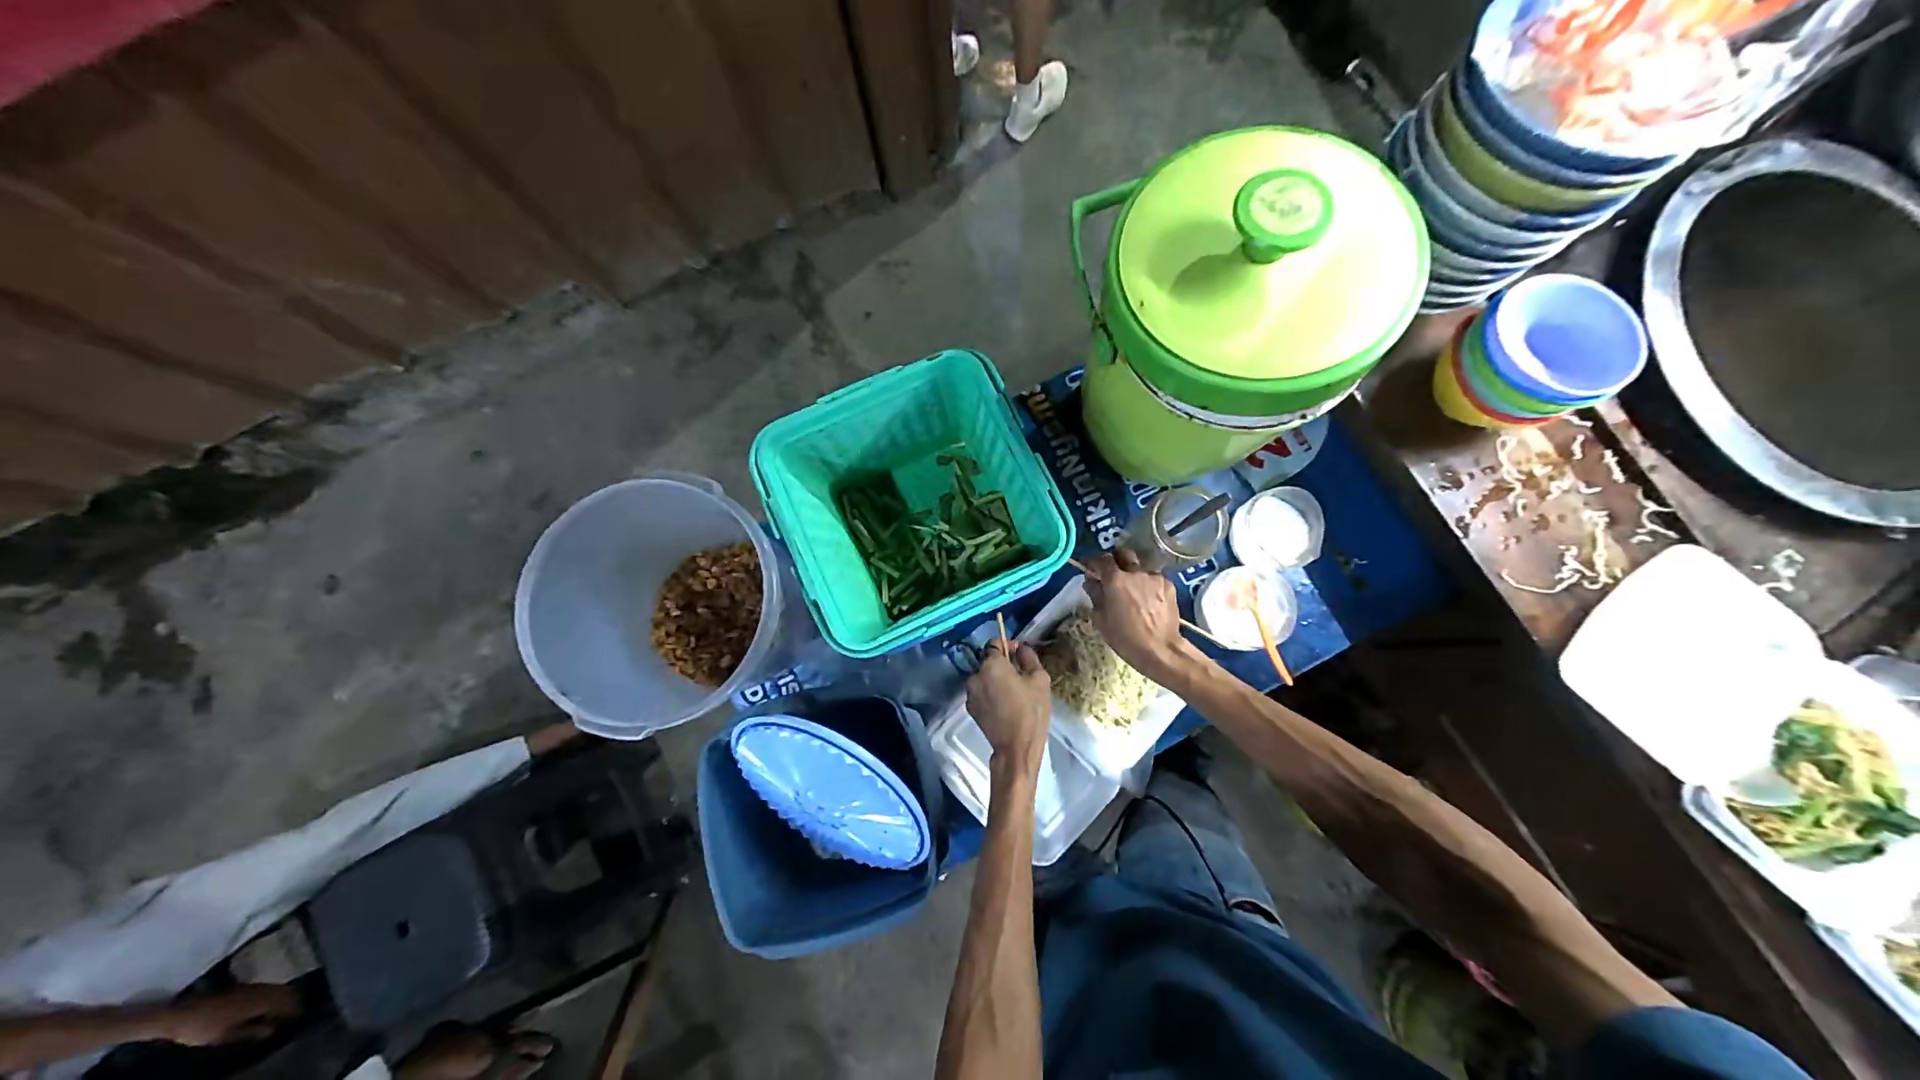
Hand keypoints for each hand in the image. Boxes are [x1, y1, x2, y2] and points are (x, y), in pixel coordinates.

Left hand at [158, 984, 300, 1046]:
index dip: (295, 1011)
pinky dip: (271, 998)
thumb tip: (272, 1030)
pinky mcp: (244, 987)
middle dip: (292, 1003)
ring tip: (279, 1014)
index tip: (298, 1021)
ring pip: (278, 990)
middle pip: (287, 992)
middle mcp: (263, 989)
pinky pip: (268, 990)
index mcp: (262, 999)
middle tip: (291, 1017)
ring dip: (282, 999)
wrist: (179, 1015)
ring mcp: (253, 986)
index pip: (289, 1002)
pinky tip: (264, 1008)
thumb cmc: (204, 1027)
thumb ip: (251, 1032)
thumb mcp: (226, 1036)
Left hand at [966, 638, 1050, 776]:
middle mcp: (975, 676)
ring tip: (1013, 691)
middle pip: (988, 662)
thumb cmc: (1031, 711)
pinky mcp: (970, 708)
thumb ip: (1028, 657)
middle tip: (1020, 675)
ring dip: (996, 679)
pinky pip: (981, 692)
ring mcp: (970, 693)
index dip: (1007, 644)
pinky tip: (1005, 703)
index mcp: (991, 665)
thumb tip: (1021, 647)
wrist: (1016, 747)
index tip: (1019, 653)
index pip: (994, 643)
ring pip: (984, 678)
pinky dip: (990, 692)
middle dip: (1002, 664)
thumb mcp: (1039, 680)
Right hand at [1082, 550, 1195, 682]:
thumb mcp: (1101, 619)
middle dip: (1115, 559)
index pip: (1101, 560)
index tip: (1088, 566)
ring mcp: (1155, 577)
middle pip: (1124, 554)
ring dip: (1134, 573)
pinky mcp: (1169, 585)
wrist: (1160, 649)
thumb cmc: (1124, 637)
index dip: (1092, 561)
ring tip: (1133, 589)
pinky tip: (1148, 598)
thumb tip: (1091, 581)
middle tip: (1111, 572)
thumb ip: (1095, 594)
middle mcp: (1135, 572)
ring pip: (1141, 567)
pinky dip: (1148, 584)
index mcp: (1115, 580)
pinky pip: (1154, 578)